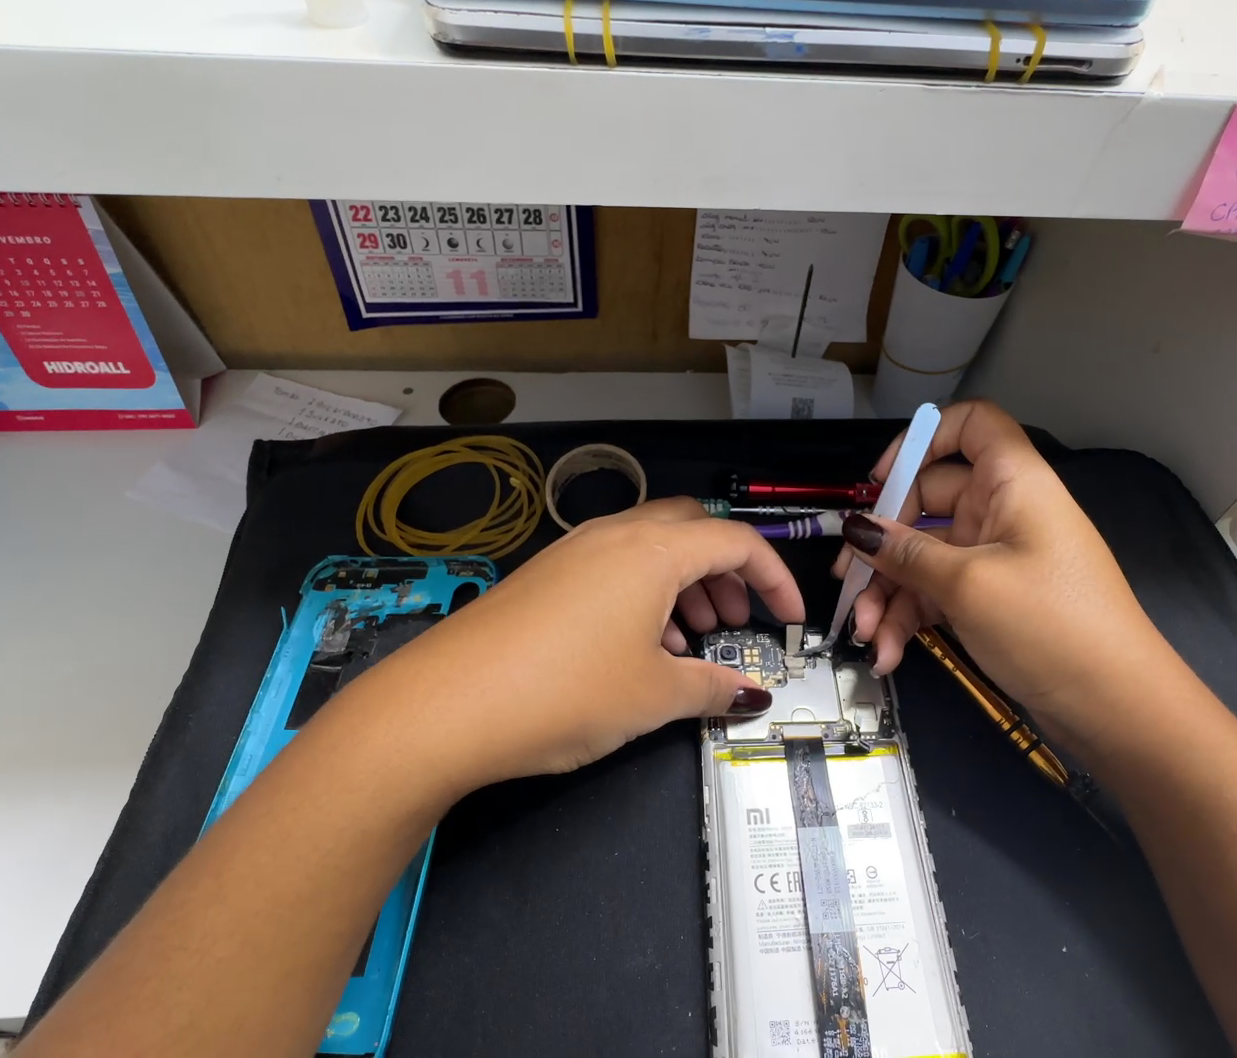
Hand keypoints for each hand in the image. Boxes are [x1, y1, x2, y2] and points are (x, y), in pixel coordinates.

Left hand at [355, 498, 803, 793]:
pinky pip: (611, 567)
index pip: (735, 542)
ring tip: (688, 640)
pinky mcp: (543, 576)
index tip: (792, 618)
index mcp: (652, 551)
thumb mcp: (653, 697)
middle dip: (725, 570)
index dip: (775, 577)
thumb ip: (712, 688)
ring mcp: (572, 551)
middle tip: (735, 621)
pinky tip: (636, 645)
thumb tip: (751, 694)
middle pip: (691, 530)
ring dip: (683, 583)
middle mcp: (613, 536)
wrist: (445, 706)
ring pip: (649, 548)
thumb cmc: (565, 693)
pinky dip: (642, 593)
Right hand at [832, 401, 1170, 728]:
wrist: (1116, 710)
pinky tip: (887, 653)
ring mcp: (994, 557)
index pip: (970, 426)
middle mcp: (1002, 510)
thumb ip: (904, 552)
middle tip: (847, 579)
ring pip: (923, 555)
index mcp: (1013, 483)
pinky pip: (935, 593)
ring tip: (864, 633)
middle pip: (927, 500)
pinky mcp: (989, 599)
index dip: (922, 440)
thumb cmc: (1050, 625)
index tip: (879, 482)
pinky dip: (908, 619)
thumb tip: (855, 528)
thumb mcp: (967, 584)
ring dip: (887, 593)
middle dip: (881, 543)